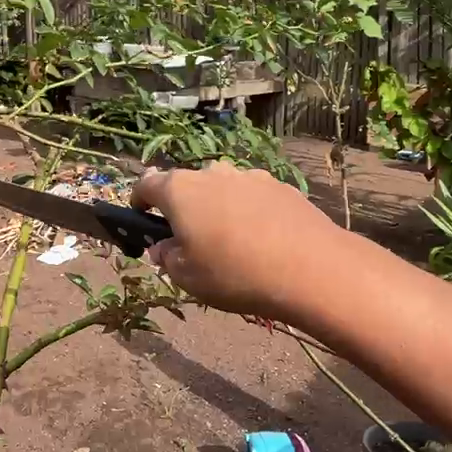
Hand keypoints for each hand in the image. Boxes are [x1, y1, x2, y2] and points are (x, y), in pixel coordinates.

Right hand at [131, 162, 341, 317]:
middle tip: (190, 241)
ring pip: (220, 189)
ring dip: (216, 209)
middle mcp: (210, 173)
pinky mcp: (279, 185)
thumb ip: (167, 258)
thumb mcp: (188, 278)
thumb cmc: (236, 273)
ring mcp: (247, 176)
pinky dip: (247, 212)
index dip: (138, 201)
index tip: (140, 217)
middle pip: (185, 186)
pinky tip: (262, 242)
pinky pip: (251, 197)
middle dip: (182, 208)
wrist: (313, 269)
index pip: (146, 185)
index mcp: (179, 190)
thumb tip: (163, 247)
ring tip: (230, 244)